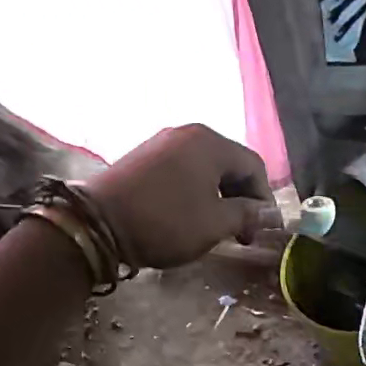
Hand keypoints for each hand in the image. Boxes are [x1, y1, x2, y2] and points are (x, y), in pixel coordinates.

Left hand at [83, 124, 281, 268]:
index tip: (260, 229)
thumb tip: (268, 213)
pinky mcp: (140, 159)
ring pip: (202, 169)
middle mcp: (186, 133)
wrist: (97, 223)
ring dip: (215, 197)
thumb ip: (246, 215)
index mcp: (210, 142)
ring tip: (214, 228)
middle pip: (227, 164)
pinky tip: (186, 216)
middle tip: (240, 232)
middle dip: (239, 198)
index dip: (263, 199)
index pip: (253, 165)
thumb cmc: (164, 222)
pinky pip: (178, 172)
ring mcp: (159, 143)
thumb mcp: (213, 224)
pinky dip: (191, 193)